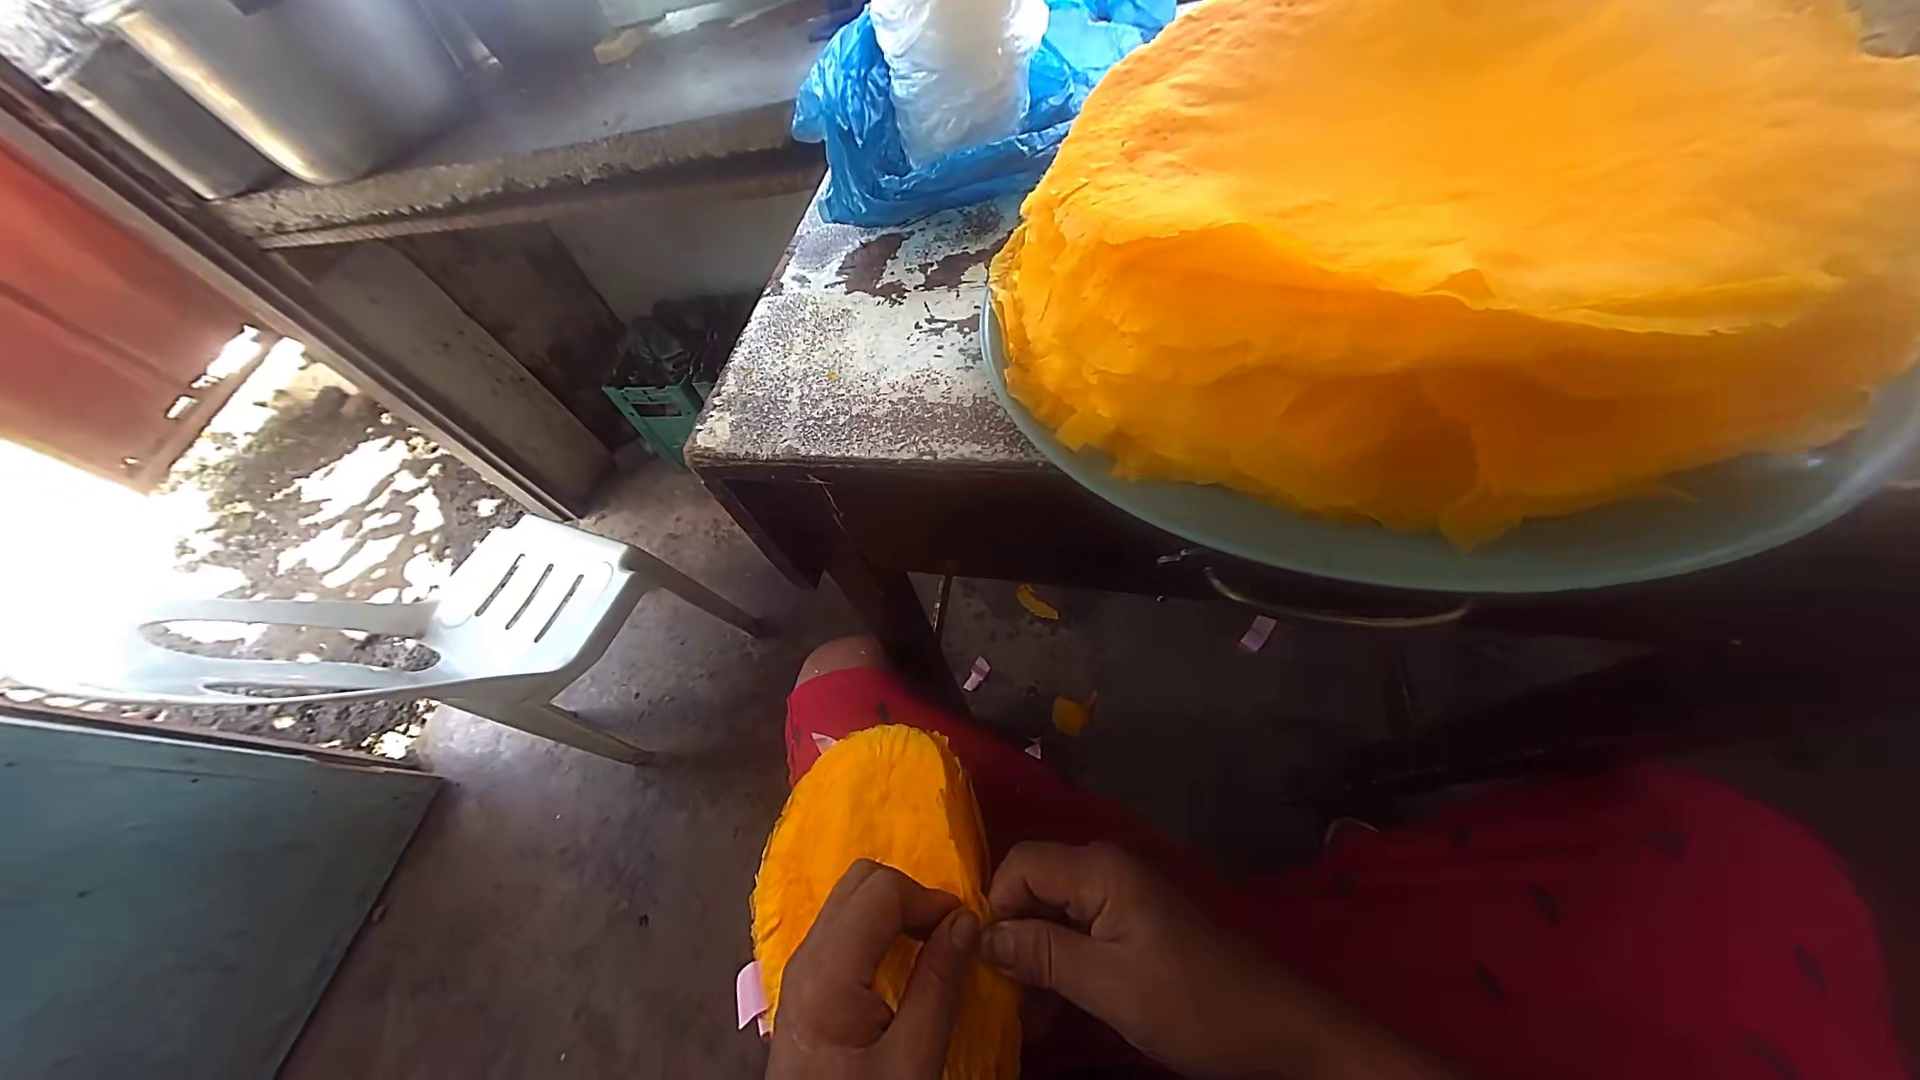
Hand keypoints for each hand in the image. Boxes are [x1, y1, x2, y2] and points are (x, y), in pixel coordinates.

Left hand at [766, 859, 980, 1079]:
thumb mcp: (912, 1063)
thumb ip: (938, 984)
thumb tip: (965, 922)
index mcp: (829, 972)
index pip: (882, 890)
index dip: (928, 897)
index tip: (961, 926)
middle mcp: (807, 956)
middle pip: (861, 880)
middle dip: (909, 893)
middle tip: (943, 930)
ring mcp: (801, 967)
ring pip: (851, 896)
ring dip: (894, 906)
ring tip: (927, 942)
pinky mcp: (805, 981)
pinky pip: (843, 923)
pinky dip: (877, 923)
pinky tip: (899, 957)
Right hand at [980, 842, 1453, 1079]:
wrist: (1279, 1028)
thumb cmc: (1191, 1003)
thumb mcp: (1108, 985)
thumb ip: (1041, 953)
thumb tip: (981, 935)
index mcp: (1100, 867)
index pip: (1021, 863)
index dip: (997, 907)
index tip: (988, 962)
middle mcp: (1107, 866)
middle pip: (1037, 885)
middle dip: (1014, 937)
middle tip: (1002, 997)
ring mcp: (1123, 891)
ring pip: (1056, 911)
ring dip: (1037, 957)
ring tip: (1026, 1015)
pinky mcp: (1135, 917)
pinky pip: (1082, 927)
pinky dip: (1064, 961)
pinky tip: (1054, 1005)